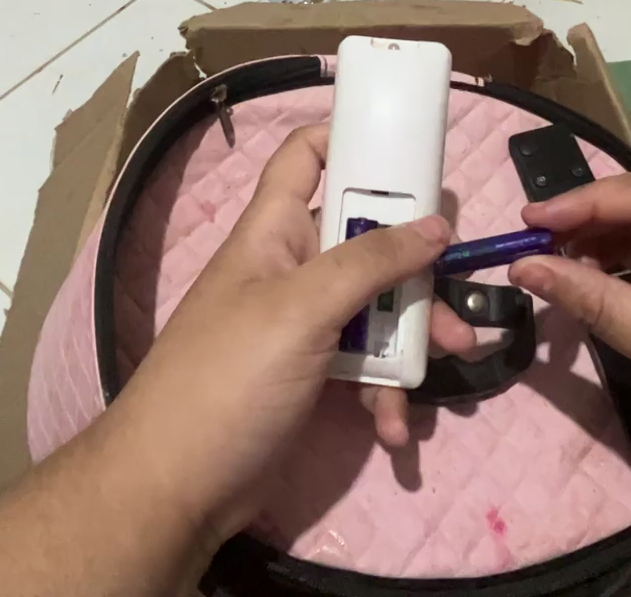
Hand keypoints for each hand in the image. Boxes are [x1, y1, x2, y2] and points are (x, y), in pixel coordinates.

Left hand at [101, 124, 469, 544]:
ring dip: (413, 336)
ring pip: (375, 305)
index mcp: (275, 229)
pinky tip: (391, 427)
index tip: (407, 153)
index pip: (305, 157)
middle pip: (365, 238)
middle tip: (455, 285)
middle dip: (414, 265)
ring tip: (451, 360)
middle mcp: (292, 266)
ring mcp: (304, 323)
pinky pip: (365, 364)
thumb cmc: (230, 376)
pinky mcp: (315, 374)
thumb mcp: (301, 308)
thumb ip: (370, 261)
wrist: (175, 490)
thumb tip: (436, 225)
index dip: (348, 141)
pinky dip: (385, 391)